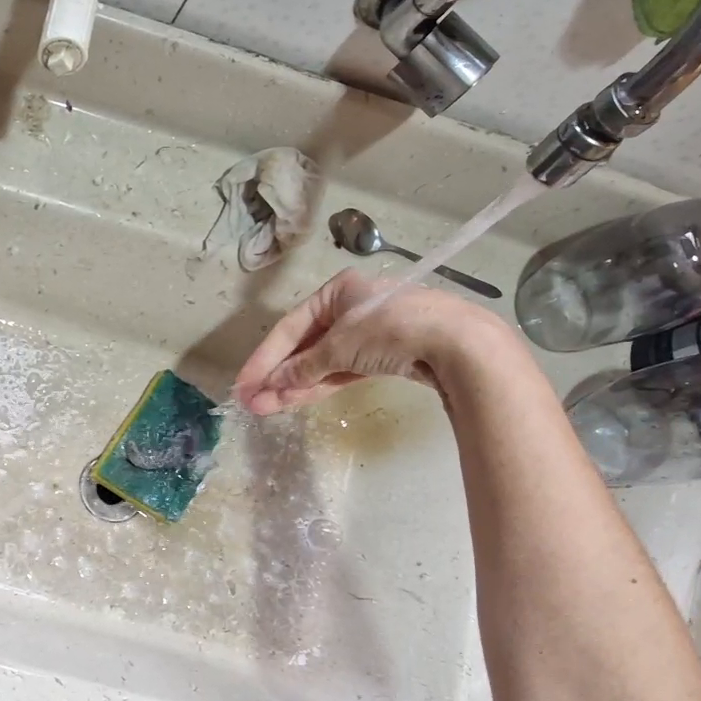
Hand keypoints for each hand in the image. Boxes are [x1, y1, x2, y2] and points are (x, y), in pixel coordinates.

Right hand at [233, 270, 509, 414]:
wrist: (456, 343)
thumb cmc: (390, 328)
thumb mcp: (338, 347)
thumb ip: (300, 368)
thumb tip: (269, 386)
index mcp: (337, 292)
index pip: (288, 328)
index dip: (263, 358)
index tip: (243, 384)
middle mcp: (349, 309)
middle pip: (302, 346)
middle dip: (276, 376)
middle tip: (251, 402)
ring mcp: (366, 334)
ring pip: (319, 363)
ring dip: (293, 386)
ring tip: (266, 408)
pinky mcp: (381, 356)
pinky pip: (339, 372)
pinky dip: (317, 385)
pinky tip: (293, 401)